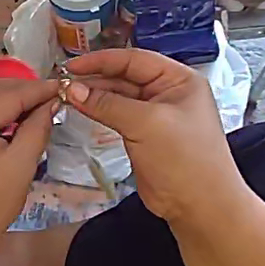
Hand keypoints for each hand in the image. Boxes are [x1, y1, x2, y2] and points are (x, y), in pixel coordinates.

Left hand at [0, 78, 57, 265]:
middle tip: (54, 97)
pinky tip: (10, 118)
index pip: (8, 95)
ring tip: (36, 106)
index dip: (39, 90)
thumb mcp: (19, 166)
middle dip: (23, 91)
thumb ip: (36, 128)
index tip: (65, 87)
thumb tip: (51, 103)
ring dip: (7, 98)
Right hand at [64, 49, 244, 225]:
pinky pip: (119, 116)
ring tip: (68, 96)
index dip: (102, 61)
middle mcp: (169, 93)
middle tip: (65, 84)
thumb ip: (108, 104)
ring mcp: (157, 115)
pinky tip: (83, 109)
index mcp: (179, 80)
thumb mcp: (146, 124)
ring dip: (95, 96)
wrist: (199, 205)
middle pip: (126, 77)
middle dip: (96, 79)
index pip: (135, 60)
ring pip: (120, 97)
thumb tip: (74, 90)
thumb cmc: (184, 159)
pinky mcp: (145, 135)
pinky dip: (101, 113)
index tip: (73, 66)